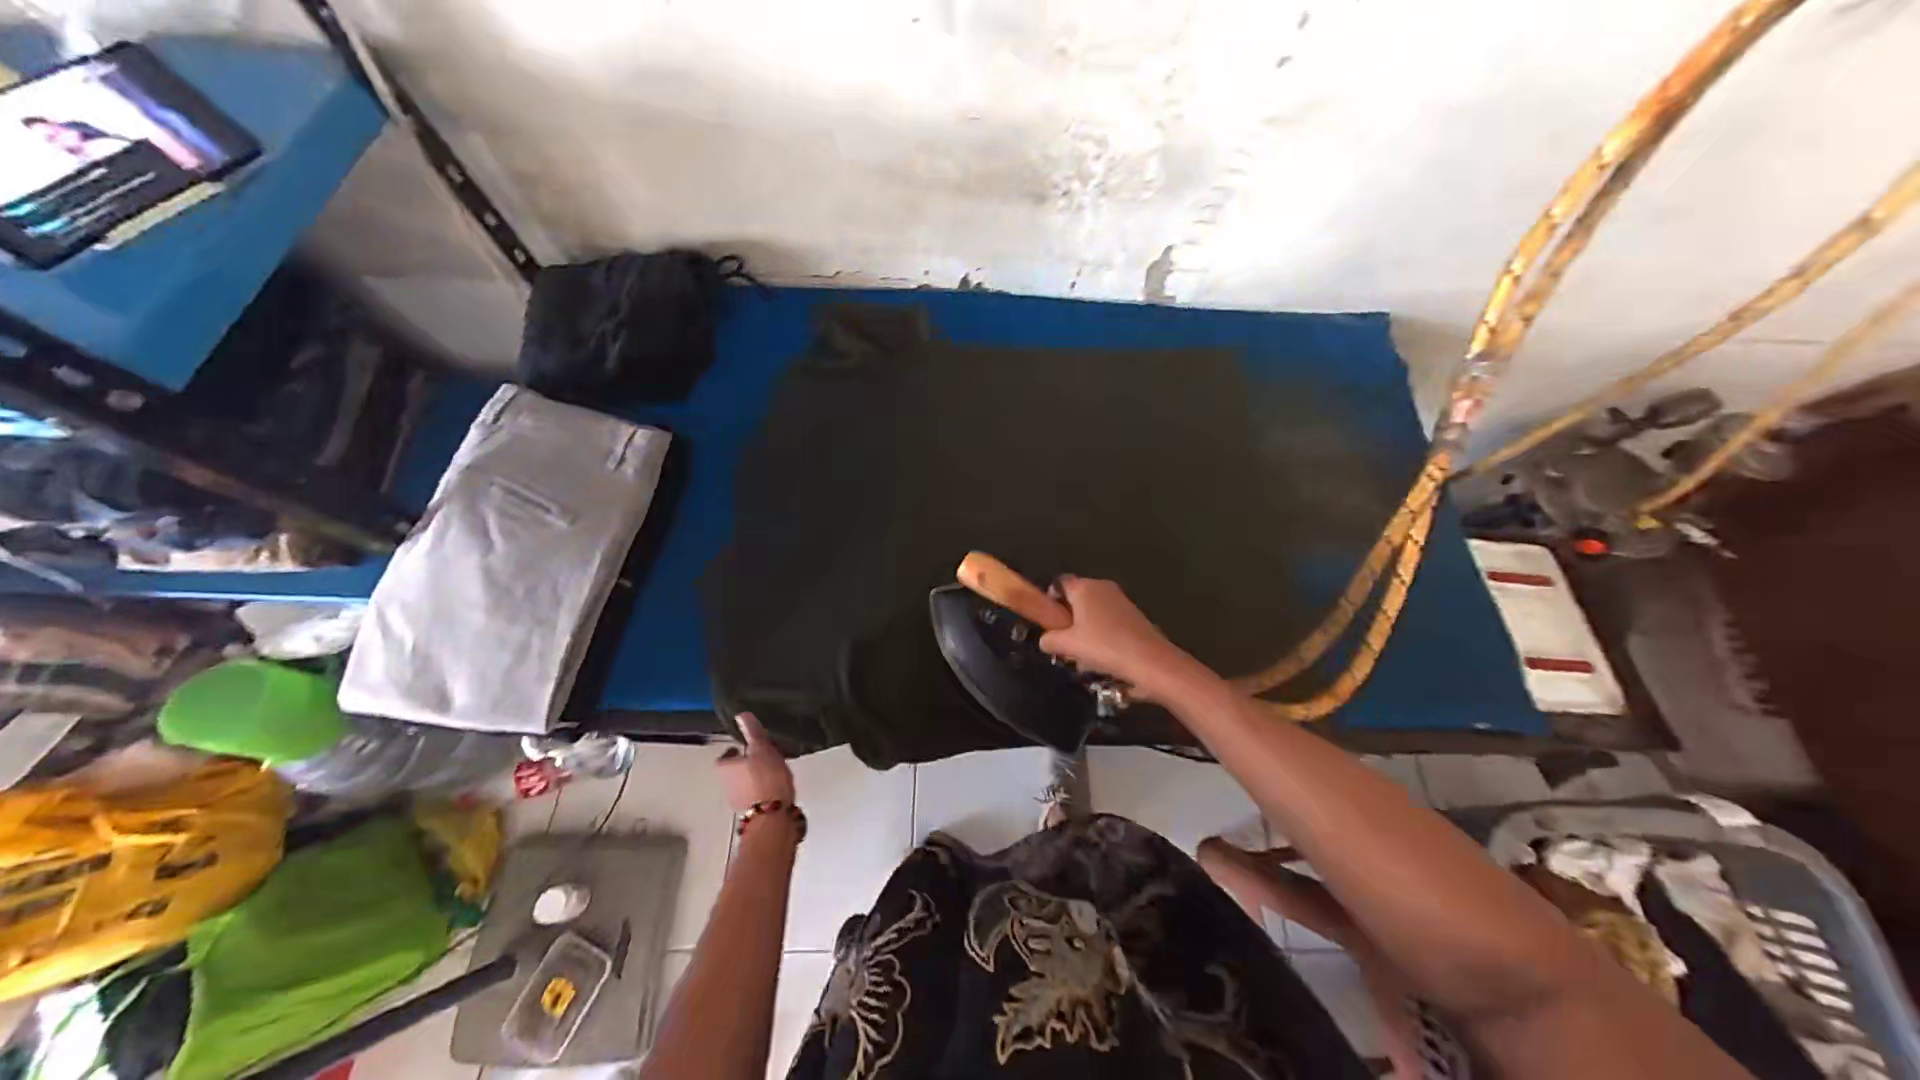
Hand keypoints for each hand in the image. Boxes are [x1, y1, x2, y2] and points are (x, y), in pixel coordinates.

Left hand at [716, 712, 794, 810]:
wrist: (774, 814)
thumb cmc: (766, 777)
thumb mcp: (761, 748)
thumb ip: (752, 732)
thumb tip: (741, 715)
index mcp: (725, 768)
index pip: (725, 757)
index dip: (736, 751)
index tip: (748, 747)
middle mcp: (726, 786)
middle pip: (734, 772)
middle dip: (746, 765)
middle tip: (763, 757)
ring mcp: (738, 801)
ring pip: (744, 785)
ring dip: (755, 779)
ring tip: (773, 772)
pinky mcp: (753, 813)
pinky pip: (756, 797)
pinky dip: (763, 792)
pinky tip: (778, 788)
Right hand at [1038, 575, 1200, 701]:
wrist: (1150, 661)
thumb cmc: (1104, 646)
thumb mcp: (1067, 646)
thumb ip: (1049, 640)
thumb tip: (1045, 640)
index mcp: (1084, 587)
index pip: (1059, 583)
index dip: (1050, 599)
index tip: (1048, 621)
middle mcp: (1102, 587)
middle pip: (1076, 599)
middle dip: (1067, 620)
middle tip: (1063, 644)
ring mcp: (1120, 600)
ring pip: (1092, 612)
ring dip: (1084, 631)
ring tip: (1082, 657)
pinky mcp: (1133, 615)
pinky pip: (1108, 620)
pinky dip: (1100, 635)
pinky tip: (1101, 658)